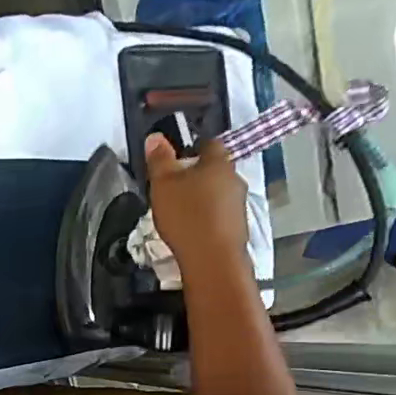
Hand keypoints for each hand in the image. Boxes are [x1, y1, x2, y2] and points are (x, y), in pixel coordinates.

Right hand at [145, 131, 249, 271]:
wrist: (213, 258)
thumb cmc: (186, 214)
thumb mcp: (163, 184)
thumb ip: (159, 160)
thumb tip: (156, 136)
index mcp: (218, 161)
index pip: (209, 143)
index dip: (193, 148)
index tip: (176, 160)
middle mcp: (234, 178)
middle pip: (215, 169)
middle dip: (198, 175)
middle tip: (175, 187)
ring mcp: (239, 204)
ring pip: (219, 192)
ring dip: (204, 197)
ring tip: (182, 211)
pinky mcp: (239, 227)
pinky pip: (221, 214)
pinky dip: (208, 217)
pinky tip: (194, 229)